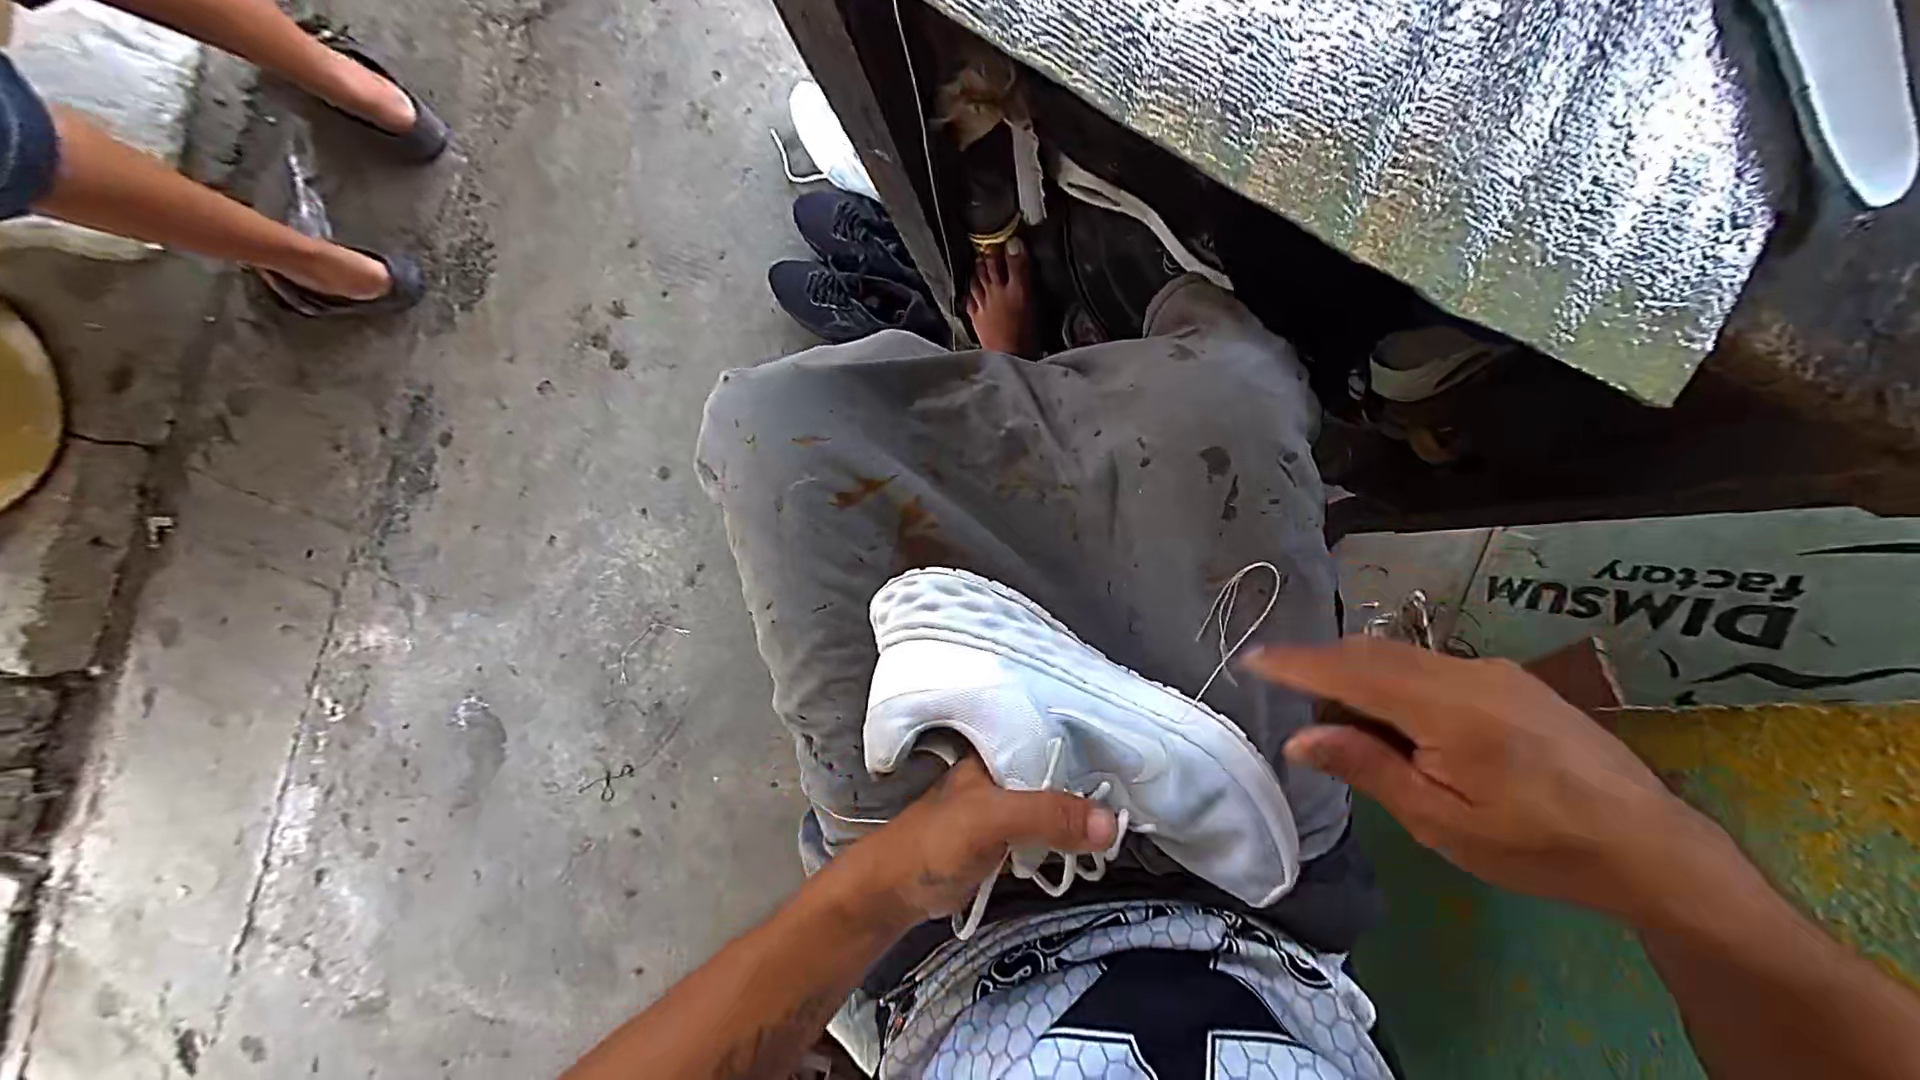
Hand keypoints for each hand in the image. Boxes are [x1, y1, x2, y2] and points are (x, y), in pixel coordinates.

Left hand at [844, 754, 1117, 925]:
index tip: (1138, 758)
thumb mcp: (992, 820)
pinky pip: (1049, 825)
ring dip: (1084, 810)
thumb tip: (1110, 823)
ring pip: (1056, 798)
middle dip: (1094, 781)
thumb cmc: (935, 842)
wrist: (896, 889)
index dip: (1093, 745)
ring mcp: (1007, 801)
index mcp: (998, 749)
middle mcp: (1005, 768)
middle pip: (1061, 768)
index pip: (1055, 736)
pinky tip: (1092, 837)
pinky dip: (1069, 832)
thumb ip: (1046, 816)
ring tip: (1126, 814)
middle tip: (1142, 792)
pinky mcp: (1008, 832)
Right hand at [1244, 637, 1730, 926]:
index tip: (1252, 657)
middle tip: (1292, 698)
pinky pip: (1428, 664)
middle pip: (1370, 653)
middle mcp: (1466, 673)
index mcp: (1447, 708)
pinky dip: (1391, 680)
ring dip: (1357, 675)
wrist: (1656, 850)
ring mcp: (1491, 671)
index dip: (1295, 662)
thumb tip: (1300, 738)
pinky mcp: (1507, 680)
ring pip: (1398, 656)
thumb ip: (1367, 768)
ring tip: (1345, 720)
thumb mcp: (1441, 821)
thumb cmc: (1538, 845)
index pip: (1349, 670)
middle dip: (1321, 667)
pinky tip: (1398, 719)